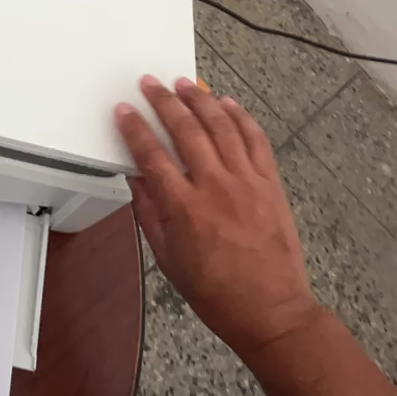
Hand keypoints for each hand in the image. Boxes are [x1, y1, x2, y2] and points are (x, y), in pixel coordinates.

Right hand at [115, 75, 320, 364]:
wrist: (272, 313)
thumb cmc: (215, 292)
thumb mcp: (168, 258)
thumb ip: (149, 212)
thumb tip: (136, 177)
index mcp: (184, 209)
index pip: (152, 155)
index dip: (135, 128)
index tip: (124, 109)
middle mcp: (215, 188)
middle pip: (186, 130)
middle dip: (164, 101)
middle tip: (151, 83)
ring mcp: (247, 182)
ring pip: (221, 126)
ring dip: (200, 99)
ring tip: (184, 83)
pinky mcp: (271, 184)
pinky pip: (256, 140)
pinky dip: (241, 117)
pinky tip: (227, 102)